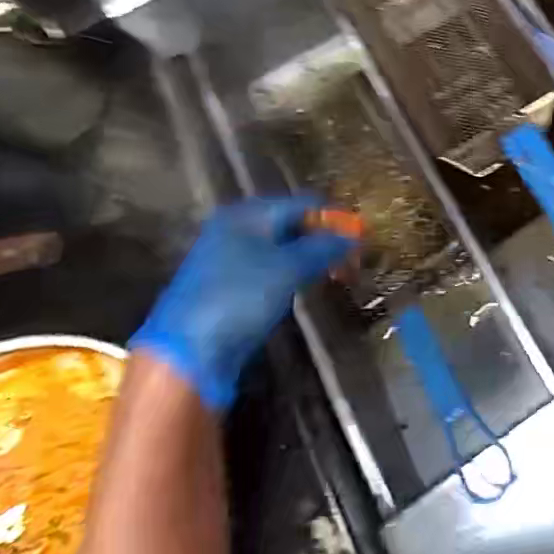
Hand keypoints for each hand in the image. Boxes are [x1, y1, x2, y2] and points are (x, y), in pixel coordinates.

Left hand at [131, 196, 356, 412]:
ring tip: (339, 273)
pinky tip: (311, 285)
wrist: (191, 349)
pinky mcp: (233, 284)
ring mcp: (232, 257)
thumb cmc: (240, 297)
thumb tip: (353, 236)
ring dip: (313, 258)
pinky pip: (274, 268)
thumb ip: (323, 248)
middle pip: (293, 225)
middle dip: (325, 239)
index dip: (334, 219)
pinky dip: (297, 273)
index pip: (302, 205)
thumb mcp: (288, 268)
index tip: (362, 238)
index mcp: (247, 216)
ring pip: (284, 248)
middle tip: (354, 259)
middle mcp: (237, 229)